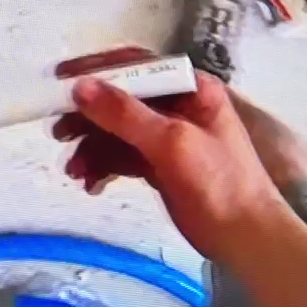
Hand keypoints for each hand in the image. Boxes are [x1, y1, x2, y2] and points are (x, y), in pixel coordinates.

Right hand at [52, 48, 292, 261]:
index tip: (60, 78)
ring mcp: (165, 135)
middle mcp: (175, 105)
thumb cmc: (220, 184)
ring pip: (115, 130)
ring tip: (74, 171)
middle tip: (58, 133)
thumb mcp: (172, 143)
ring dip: (91, 148)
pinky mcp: (157, 163)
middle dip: (87, 117)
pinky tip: (91, 184)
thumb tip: (80, 87)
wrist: (248, 240)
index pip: (134, 66)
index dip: (95, 69)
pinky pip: (120, 155)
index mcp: (188, 88)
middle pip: (118, 99)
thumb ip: (125, 114)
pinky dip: (102, 166)